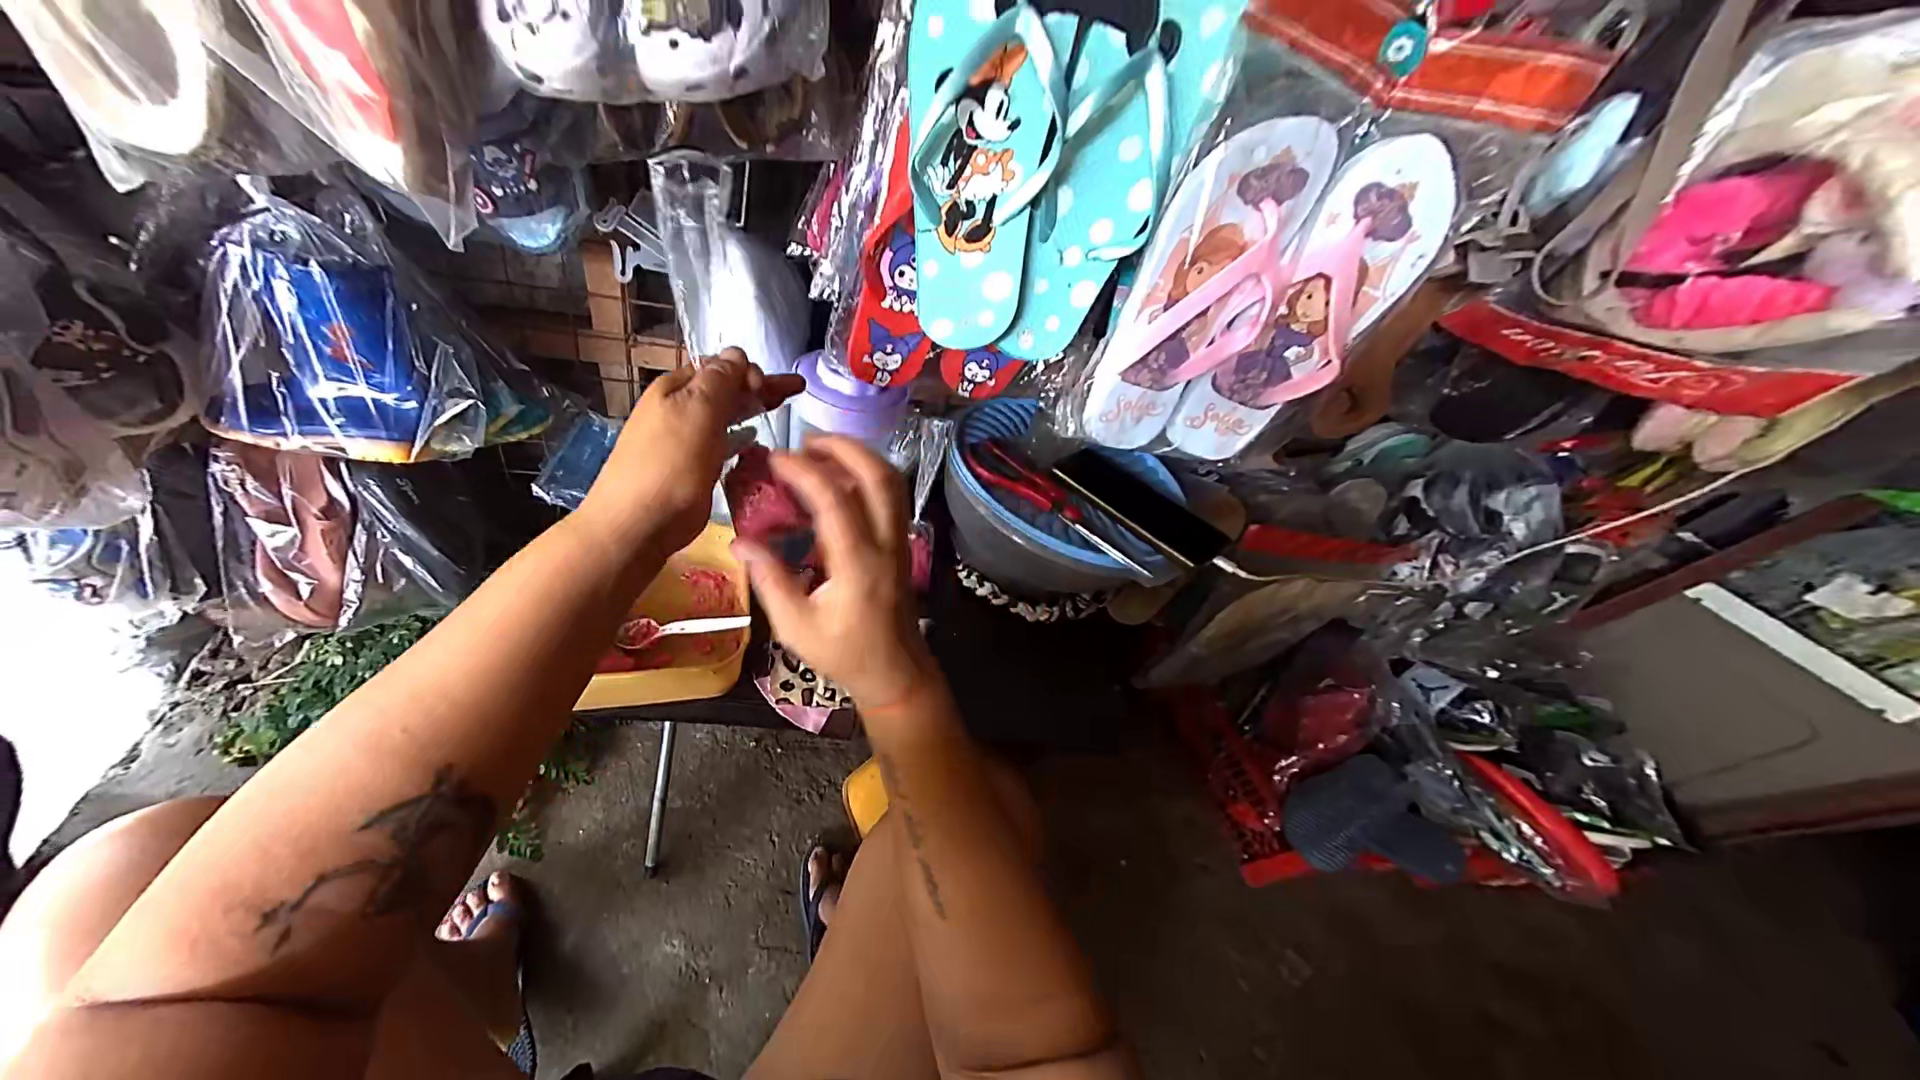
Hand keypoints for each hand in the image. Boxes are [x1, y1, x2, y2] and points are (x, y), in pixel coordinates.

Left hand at [579, 348, 802, 553]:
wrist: (636, 524)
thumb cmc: (670, 465)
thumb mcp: (698, 412)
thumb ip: (720, 380)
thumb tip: (737, 352)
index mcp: (676, 389)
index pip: (719, 366)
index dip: (749, 370)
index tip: (773, 389)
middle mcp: (678, 409)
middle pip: (724, 389)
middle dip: (760, 386)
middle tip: (796, 390)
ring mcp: (683, 440)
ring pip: (724, 416)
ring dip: (752, 409)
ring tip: (780, 410)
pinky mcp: (691, 468)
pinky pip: (721, 442)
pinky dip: (740, 437)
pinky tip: (754, 445)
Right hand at [733, 437, 933, 708]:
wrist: (896, 671)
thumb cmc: (845, 654)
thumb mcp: (796, 627)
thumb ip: (770, 580)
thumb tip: (740, 541)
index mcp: (858, 565)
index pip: (836, 501)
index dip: (805, 471)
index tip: (776, 457)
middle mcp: (886, 544)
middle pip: (879, 477)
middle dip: (844, 448)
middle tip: (806, 441)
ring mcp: (900, 541)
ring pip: (892, 482)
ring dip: (860, 457)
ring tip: (822, 452)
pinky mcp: (902, 544)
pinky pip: (892, 496)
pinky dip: (868, 475)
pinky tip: (840, 479)